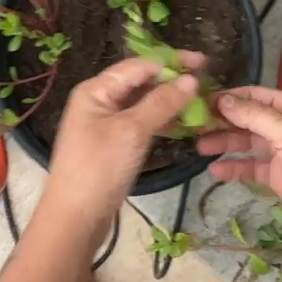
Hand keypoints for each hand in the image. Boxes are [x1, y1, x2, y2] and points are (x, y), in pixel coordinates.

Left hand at [41, 53, 205, 218]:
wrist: (75, 220)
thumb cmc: (99, 169)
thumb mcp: (132, 131)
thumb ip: (162, 102)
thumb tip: (191, 79)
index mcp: (96, 89)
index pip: (139, 65)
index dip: (172, 61)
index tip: (204, 62)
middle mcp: (99, 100)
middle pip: (141, 81)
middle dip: (172, 80)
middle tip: (206, 82)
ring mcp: (106, 122)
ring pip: (143, 103)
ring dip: (169, 101)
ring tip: (200, 103)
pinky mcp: (113, 143)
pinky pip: (141, 122)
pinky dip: (161, 121)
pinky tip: (183, 124)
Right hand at [197, 87, 281, 255]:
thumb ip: (256, 116)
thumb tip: (223, 99)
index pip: (260, 96)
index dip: (233, 97)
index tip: (204, 100)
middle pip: (252, 120)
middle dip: (225, 121)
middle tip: (195, 125)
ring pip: (249, 144)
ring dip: (226, 144)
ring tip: (199, 147)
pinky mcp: (281, 180)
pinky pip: (252, 169)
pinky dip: (234, 169)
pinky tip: (215, 171)